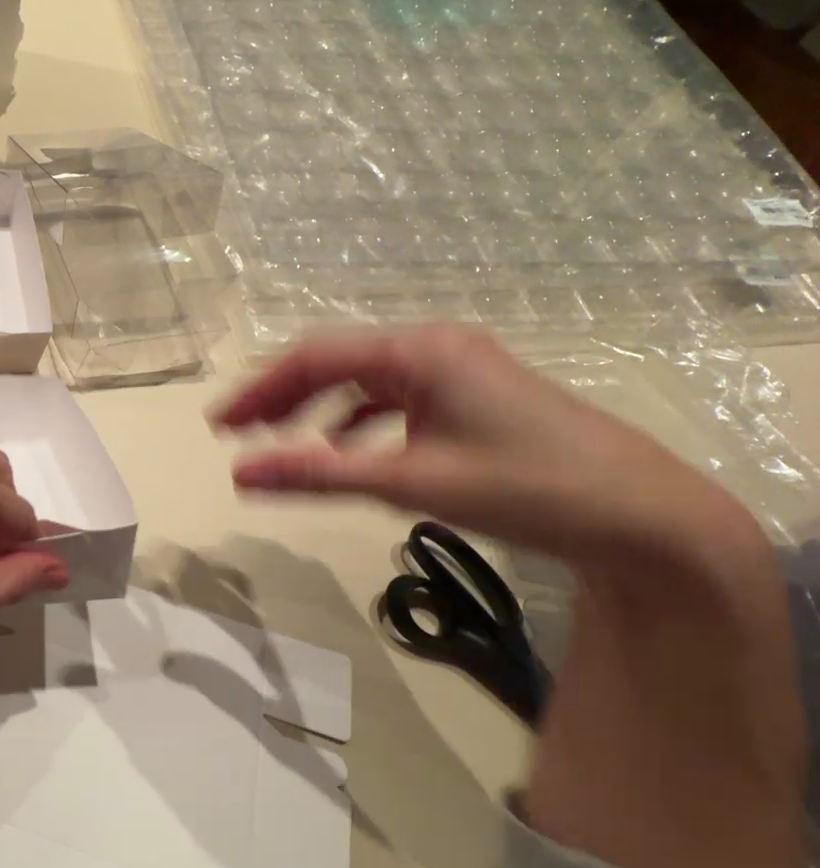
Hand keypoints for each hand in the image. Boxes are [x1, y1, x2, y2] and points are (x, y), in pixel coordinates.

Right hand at [212, 325, 770, 585]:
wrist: (647, 519)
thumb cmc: (526, 488)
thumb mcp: (409, 483)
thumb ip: (317, 475)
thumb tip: (239, 475)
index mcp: (420, 351)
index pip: (315, 356)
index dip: (259, 389)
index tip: (219, 426)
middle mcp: (435, 348)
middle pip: (336, 361)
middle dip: (281, 396)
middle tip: (238, 433)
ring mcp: (458, 370)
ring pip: (363, 378)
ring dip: (315, 407)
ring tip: (278, 440)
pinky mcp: (472, 397)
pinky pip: (394, 396)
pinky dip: (356, 418)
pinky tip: (342, 445)